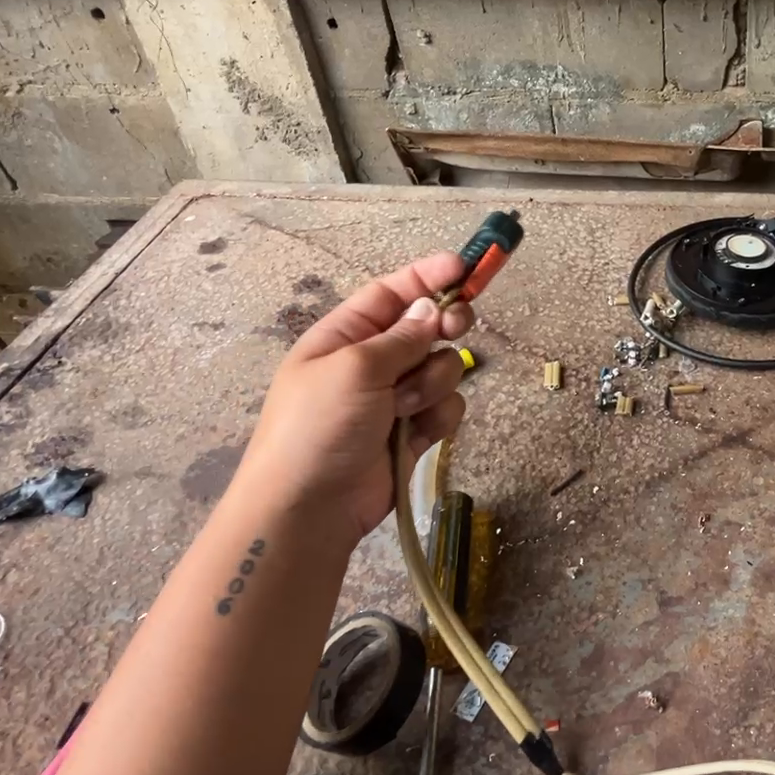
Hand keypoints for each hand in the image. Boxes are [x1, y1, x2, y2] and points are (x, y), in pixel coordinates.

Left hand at [234, 253, 473, 547]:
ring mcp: (396, 396)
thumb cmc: (318, 426)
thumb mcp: (355, 367)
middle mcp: (374, 360)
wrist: (310, 508)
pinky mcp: (415, 430)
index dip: (428, 276)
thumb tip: (432, 309)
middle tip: (457, 327)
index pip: (393, 293)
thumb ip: (401, 336)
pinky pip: (448, 406)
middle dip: (445, 326)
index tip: (464, 266)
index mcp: (346, 335)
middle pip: (427, 326)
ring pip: (444, 367)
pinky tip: (418, 433)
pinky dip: (439, 416)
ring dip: (433, 383)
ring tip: (403, 408)